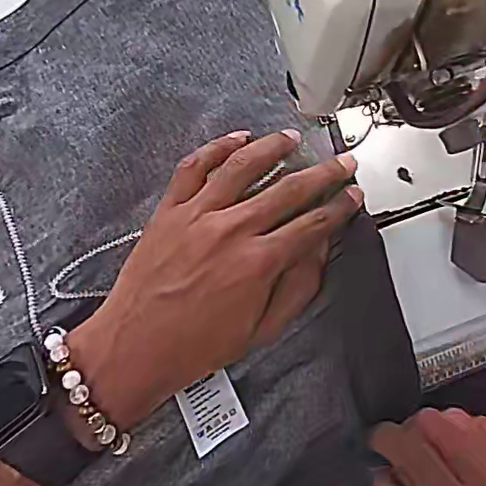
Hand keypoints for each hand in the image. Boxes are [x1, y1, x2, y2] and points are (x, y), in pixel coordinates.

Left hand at [67, 129, 362, 428]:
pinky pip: (195, 166)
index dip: (339, 207)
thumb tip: (319, 252)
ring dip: (274, 147)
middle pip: (289, 188)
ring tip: (292, 139)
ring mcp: (198, 215)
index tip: (349, 197)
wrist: (136, 346)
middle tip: (339, 164)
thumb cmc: (194, 344)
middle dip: (323, 173)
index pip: (312, 223)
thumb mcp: (261, 328)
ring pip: (244, 165)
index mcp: (258, 263)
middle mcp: (231, 231)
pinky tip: (236, 140)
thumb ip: (298, 287)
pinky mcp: (170, 210)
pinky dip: (218, 148)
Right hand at [370, 409, 485, 485]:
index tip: (376, 447)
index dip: (383, 438)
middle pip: (433, 420)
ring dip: (441, 433)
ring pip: (460, 417)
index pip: (408, 444)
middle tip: (408, 461)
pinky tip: (466, 466)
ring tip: (439, 465)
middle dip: (411, 434)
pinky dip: (469, 438)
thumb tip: (381, 466)